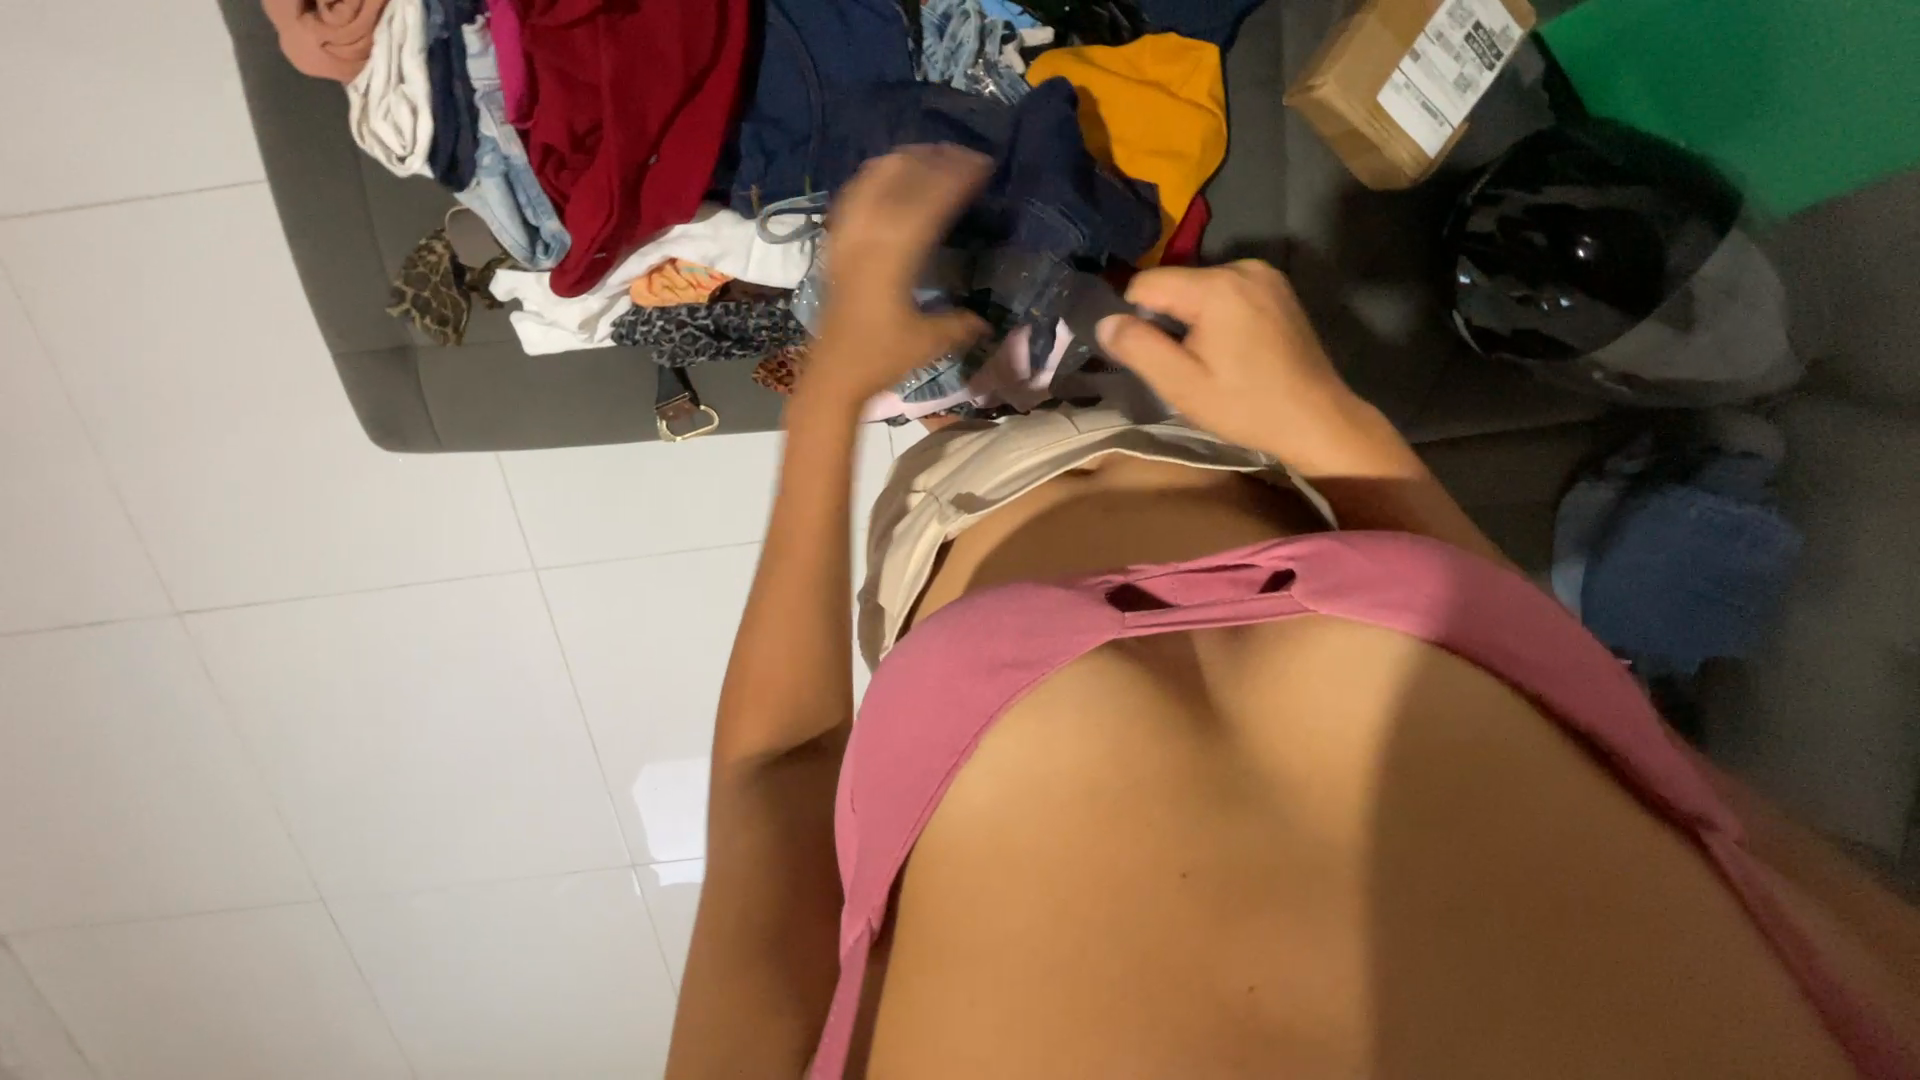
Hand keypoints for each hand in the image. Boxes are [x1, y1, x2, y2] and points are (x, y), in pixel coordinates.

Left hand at [800, 145, 991, 405]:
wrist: (832, 375)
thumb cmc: (880, 359)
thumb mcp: (929, 343)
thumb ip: (960, 324)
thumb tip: (987, 318)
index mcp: (894, 257)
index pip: (929, 202)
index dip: (956, 178)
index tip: (982, 165)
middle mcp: (867, 238)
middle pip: (899, 179)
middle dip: (932, 160)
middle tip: (961, 154)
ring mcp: (846, 239)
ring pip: (871, 181)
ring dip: (901, 162)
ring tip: (927, 156)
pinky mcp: (834, 247)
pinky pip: (852, 198)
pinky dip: (872, 179)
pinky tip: (886, 178)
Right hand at [1096, 260, 1364, 461]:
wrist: (1316, 419)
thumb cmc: (1245, 407)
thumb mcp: (1182, 385)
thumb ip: (1138, 348)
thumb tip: (1104, 321)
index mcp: (1216, 287)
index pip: (1145, 283)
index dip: (1135, 318)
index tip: (1149, 355)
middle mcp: (1242, 267)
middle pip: (1175, 284)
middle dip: (1167, 319)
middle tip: (1182, 364)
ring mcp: (1265, 275)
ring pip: (1199, 289)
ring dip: (1191, 319)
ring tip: (1208, 360)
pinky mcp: (1278, 288)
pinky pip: (1227, 293)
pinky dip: (1217, 316)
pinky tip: (1230, 350)